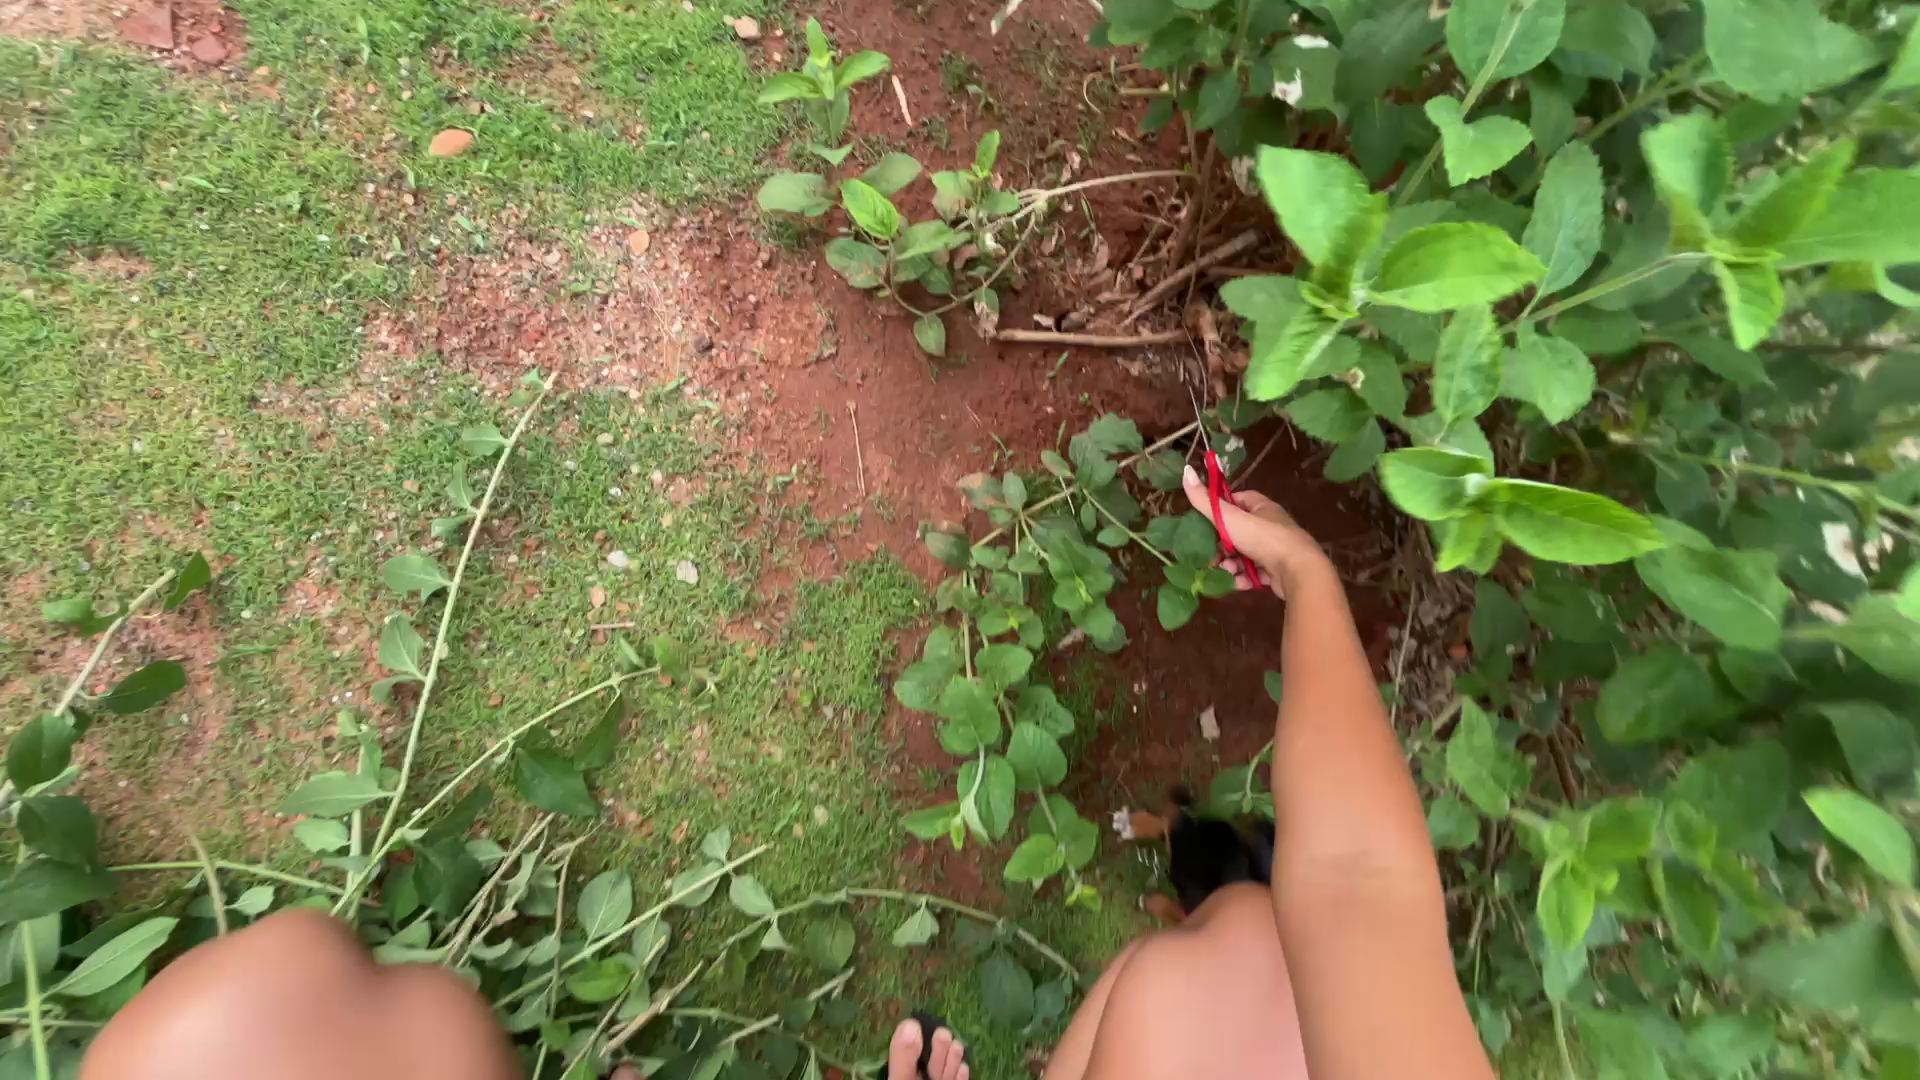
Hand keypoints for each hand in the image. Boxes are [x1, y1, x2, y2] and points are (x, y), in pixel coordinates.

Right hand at [1182, 465, 1333, 598]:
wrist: (1298, 571)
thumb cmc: (1263, 538)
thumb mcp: (1229, 517)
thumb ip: (1205, 500)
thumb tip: (1185, 470)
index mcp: (1261, 507)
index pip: (1237, 501)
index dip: (1219, 510)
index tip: (1204, 521)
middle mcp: (1269, 526)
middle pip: (1236, 532)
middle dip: (1220, 545)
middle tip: (1209, 555)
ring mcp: (1274, 549)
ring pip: (1242, 554)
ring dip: (1229, 564)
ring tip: (1224, 571)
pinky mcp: (1276, 571)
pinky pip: (1252, 572)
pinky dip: (1242, 578)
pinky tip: (1235, 582)